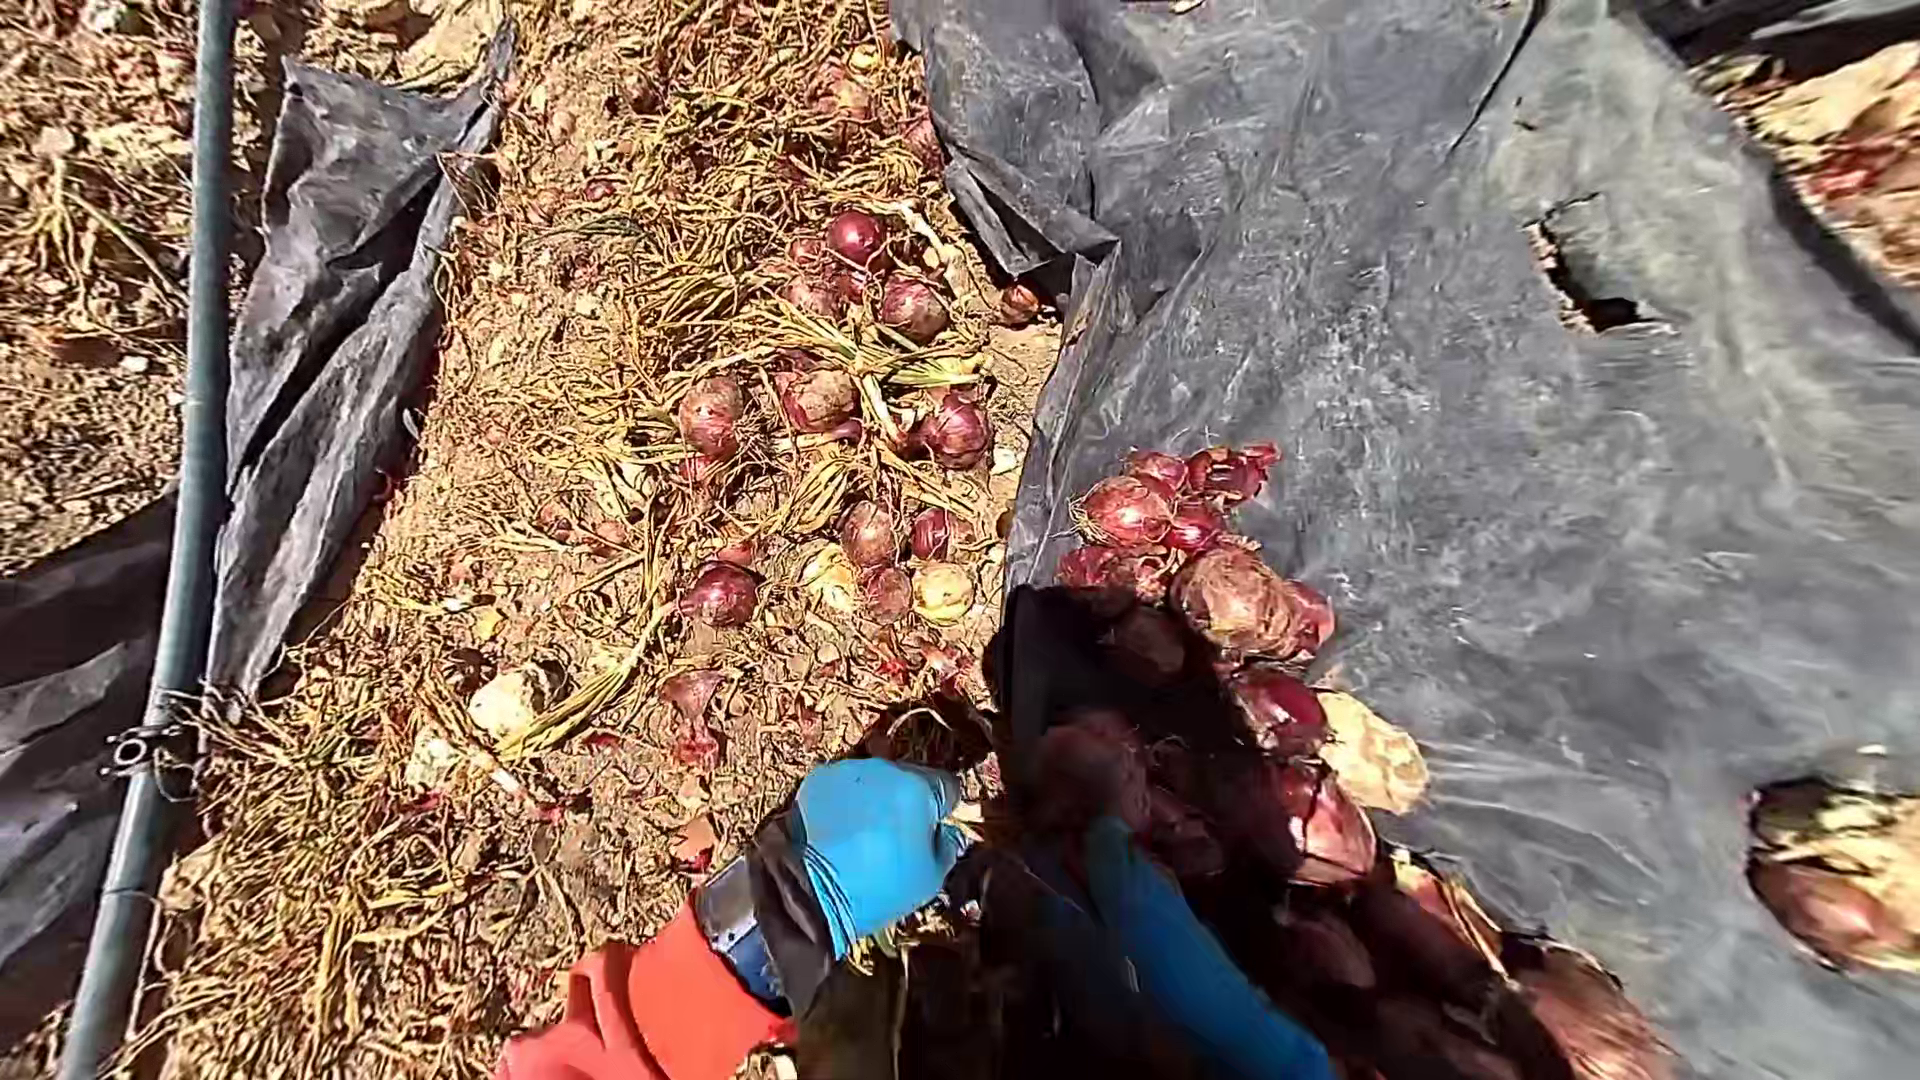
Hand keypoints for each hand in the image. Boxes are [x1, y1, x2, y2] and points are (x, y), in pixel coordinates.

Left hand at [793, 758, 967, 956]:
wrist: (809, 893)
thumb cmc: (878, 888)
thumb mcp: (929, 879)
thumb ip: (947, 846)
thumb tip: (947, 830)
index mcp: (919, 788)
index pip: (947, 784)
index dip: (943, 807)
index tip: (933, 827)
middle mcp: (887, 768)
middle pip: (911, 777)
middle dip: (909, 799)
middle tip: (898, 834)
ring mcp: (851, 769)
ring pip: (877, 778)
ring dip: (878, 796)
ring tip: (864, 832)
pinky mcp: (821, 777)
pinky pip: (845, 783)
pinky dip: (846, 800)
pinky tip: (839, 827)